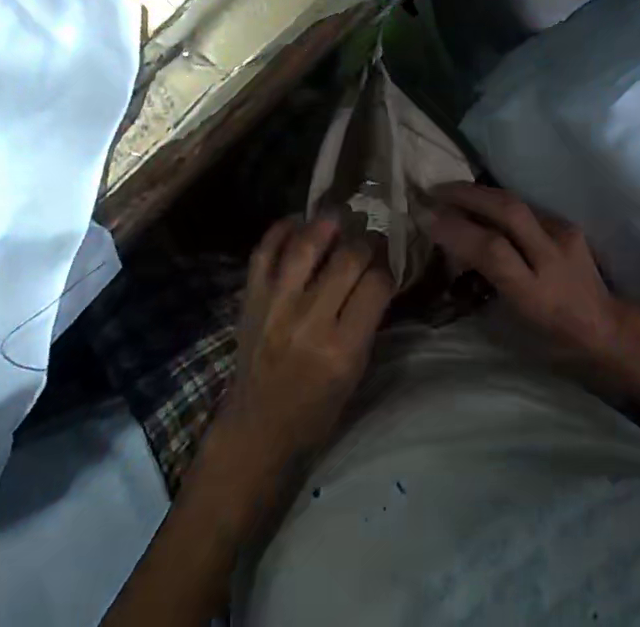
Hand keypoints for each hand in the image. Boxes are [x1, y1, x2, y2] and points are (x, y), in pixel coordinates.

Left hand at [220, 217, 393, 466]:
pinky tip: (295, 221)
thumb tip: (379, 274)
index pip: (376, 286)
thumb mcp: (355, 373)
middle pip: (346, 260)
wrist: (258, 423)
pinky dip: (279, 231)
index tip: (389, 257)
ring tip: (337, 215)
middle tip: (369, 232)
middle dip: (364, 240)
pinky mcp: (250, 299)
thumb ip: (367, 323)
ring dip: (324, 225)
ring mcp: (276, 305)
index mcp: (343, 348)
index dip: (387, 265)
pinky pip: (264, 252)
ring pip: (304, 248)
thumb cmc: (316, 407)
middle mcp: (310, 321)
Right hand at [428, 182, 629, 359]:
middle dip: (467, 195)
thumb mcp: (510, 318)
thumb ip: (483, 279)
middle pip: (509, 212)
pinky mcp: (569, 226)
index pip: (493, 250)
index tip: (428, 220)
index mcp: (534, 292)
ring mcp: (565, 238)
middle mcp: (552, 259)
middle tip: (435, 191)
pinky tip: (483, 204)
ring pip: (517, 202)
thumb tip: (451, 247)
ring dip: (480, 193)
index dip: (458, 231)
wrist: (606, 330)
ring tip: (452, 192)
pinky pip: (526, 208)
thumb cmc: (549, 336)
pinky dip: (498, 203)